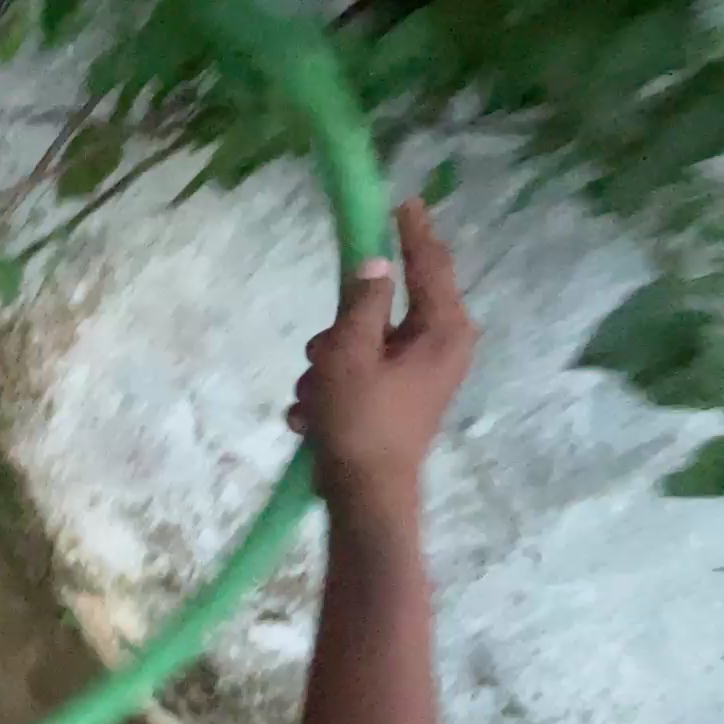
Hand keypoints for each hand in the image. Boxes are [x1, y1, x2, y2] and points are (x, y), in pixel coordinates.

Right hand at [288, 199, 476, 523]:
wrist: (364, 491)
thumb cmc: (360, 420)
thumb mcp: (349, 355)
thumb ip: (359, 305)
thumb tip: (373, 265)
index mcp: (442, 329)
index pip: (429, 265)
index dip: (412, 233)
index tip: (401, 203)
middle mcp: (438, 346)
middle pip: (376, 314)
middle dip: (335, 337)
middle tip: (316, 360)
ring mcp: (416, 376)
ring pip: (354, 349)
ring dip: (322, 372)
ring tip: (311, 402)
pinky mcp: (393, 400)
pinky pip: (350, 379)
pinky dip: (325, 395)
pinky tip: (314, 418)